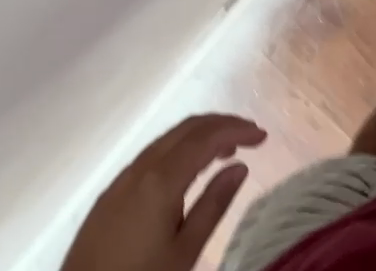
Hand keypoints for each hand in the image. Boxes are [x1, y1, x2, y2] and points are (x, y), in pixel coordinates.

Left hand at [62, 114, 265, 270]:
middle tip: (250, 135)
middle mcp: (141, 167)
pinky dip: (179, 149)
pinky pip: (152, 154)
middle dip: (220, 124)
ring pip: (168, 139)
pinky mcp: (112, 192)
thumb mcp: (185, 252)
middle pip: (186, 128)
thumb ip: (214, 205)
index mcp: (162, 179)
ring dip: (200, 135)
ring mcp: (123, 178)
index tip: (263, 135)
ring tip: (227, 149)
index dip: (236, 130)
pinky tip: (190, 168)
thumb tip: (240, 167)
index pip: (206, 138)